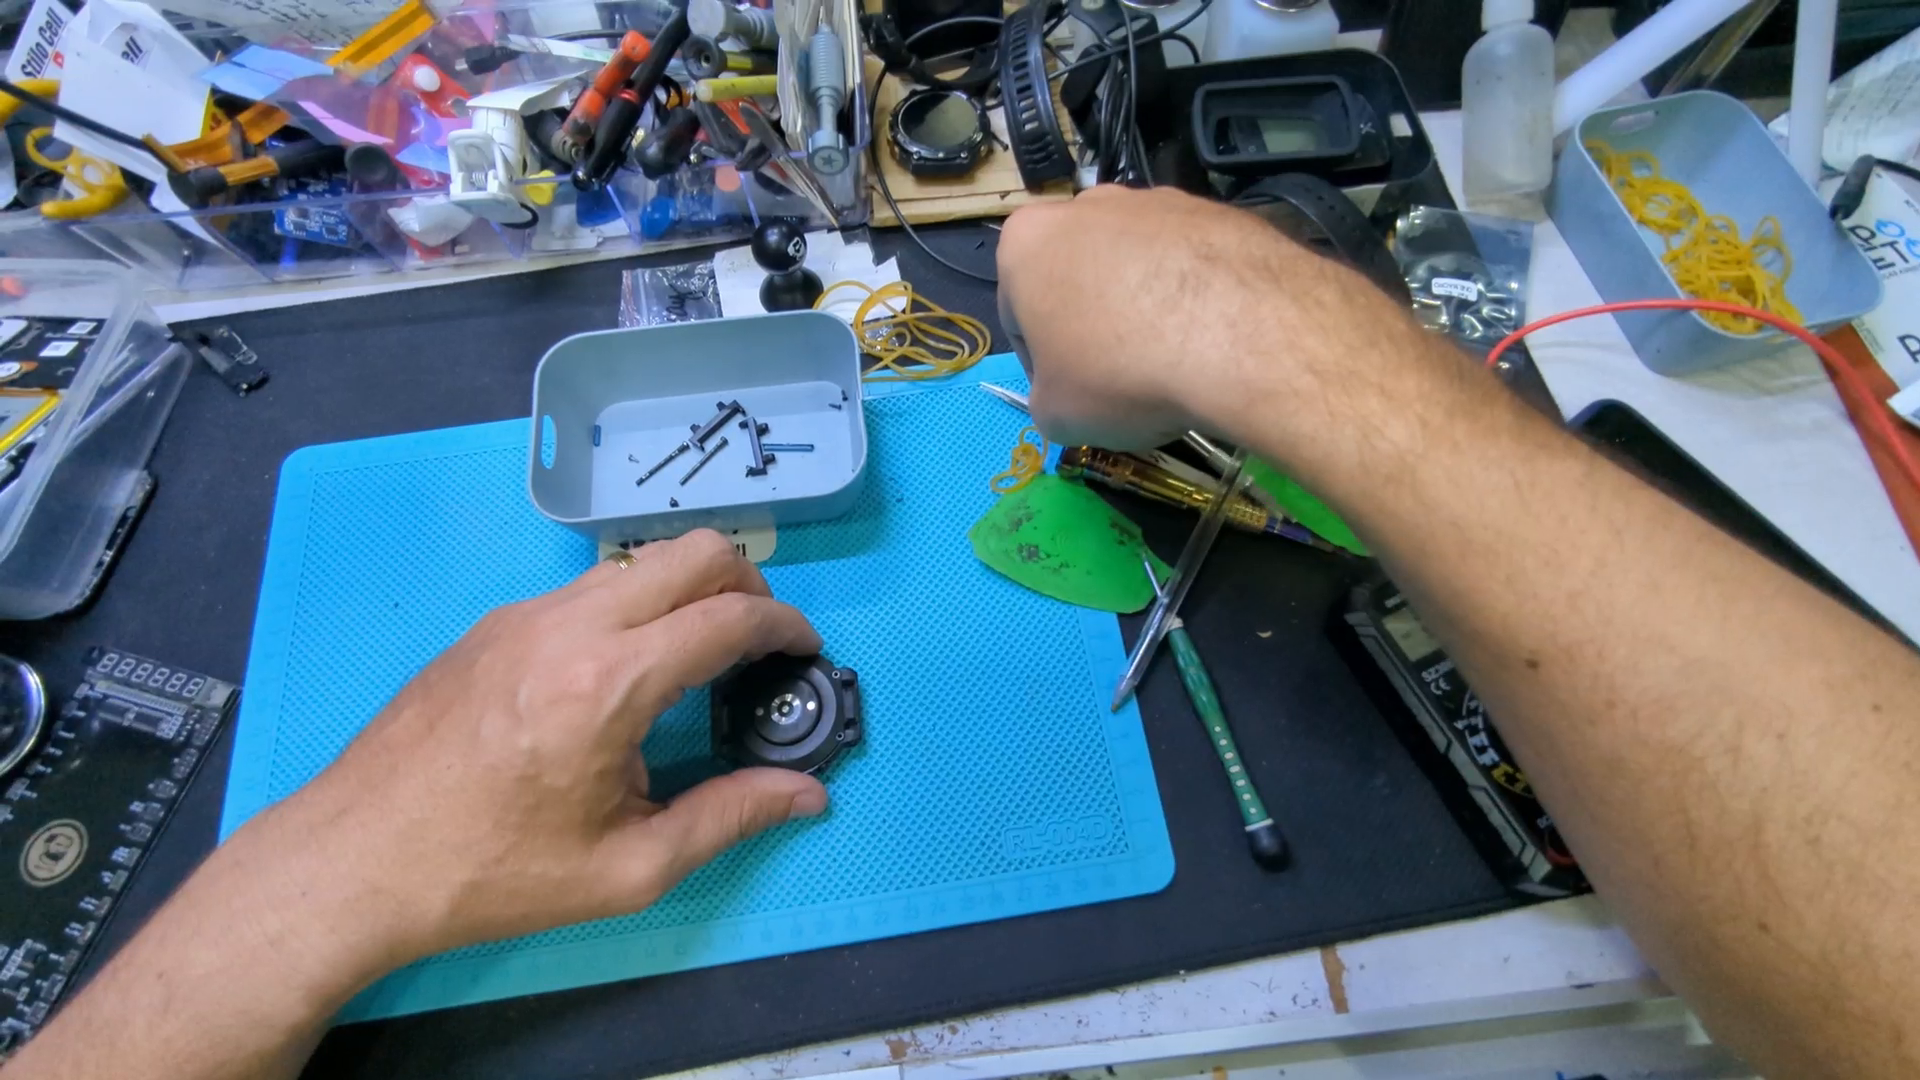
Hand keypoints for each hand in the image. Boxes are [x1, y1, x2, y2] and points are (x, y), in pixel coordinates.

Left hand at [245, 529, 829, 967]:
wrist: (348, 864)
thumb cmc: (496, 872)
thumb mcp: (630, 866)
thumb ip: (733, 817)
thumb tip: (810, 795)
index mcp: (611, 683)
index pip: (729, 617)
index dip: (785, 625)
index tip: (806, 648)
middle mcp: (573, 624)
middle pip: (696, 553)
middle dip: (751, 582)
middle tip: (761, 636)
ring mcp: (530, 612)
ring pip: (646, 558)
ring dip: (695, 585)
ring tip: (704, 645)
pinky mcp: (501, 619)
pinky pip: (597, 582)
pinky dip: (643, 600)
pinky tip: (630, 661)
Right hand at [996, 186, 1431, 479]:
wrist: (1238, 337)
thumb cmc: (1118, 374)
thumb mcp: (1054, 415)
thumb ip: (1045, 399)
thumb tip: (1069, 395)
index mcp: (1025, 243)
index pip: (1018, 314)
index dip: (1040, 365)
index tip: (1068, 392)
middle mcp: (1084, 206)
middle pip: (1075, 279)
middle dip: (1089, 324)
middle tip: (1114, 378)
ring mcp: (1156, 200)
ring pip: (1132, 268)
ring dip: (1138, 309)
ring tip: (1168, 361)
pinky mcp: (1216, 211)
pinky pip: (1188, 265)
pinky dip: (1190, 300)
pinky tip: (1206, 342)